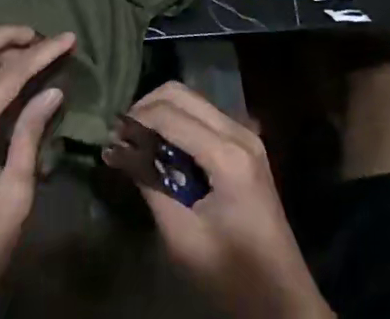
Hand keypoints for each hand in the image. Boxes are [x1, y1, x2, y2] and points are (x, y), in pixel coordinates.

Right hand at [122, 82, 333, 318]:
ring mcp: (246, 135)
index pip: (169, 115)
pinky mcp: (246, 145)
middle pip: (181, 93)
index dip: (134, 121)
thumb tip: (118, 150)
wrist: (281, 296)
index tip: (108, 138)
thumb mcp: (182, 235)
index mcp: (228, 155)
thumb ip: (150, 184)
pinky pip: (204, 116)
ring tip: (136, 142)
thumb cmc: (230, 273)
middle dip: (145, 108)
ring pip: (192, 100)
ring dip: (161, 113)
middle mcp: (240, 132)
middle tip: (121, 137)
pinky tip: (162, 148)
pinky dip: (178, 122)